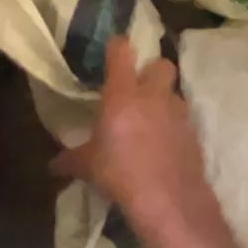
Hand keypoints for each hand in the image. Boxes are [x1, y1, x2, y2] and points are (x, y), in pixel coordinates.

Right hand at [54, 37, 219, 236]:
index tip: (113, 49)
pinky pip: (183, 122)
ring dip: (164, 102)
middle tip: (137, 89)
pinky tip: (162, 148)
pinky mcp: (194, 136)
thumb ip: (71, 160)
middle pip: (162, 64)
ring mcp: (178, 115)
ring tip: (149, 123)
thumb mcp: (88, 167)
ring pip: (174, 94)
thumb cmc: (119, 173)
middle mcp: (154, 96)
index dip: (117, 47)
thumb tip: (53, 165)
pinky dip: (173, 129)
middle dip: (152, 71)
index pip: (122, 52)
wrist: (169, 201)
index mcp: (123, 94)